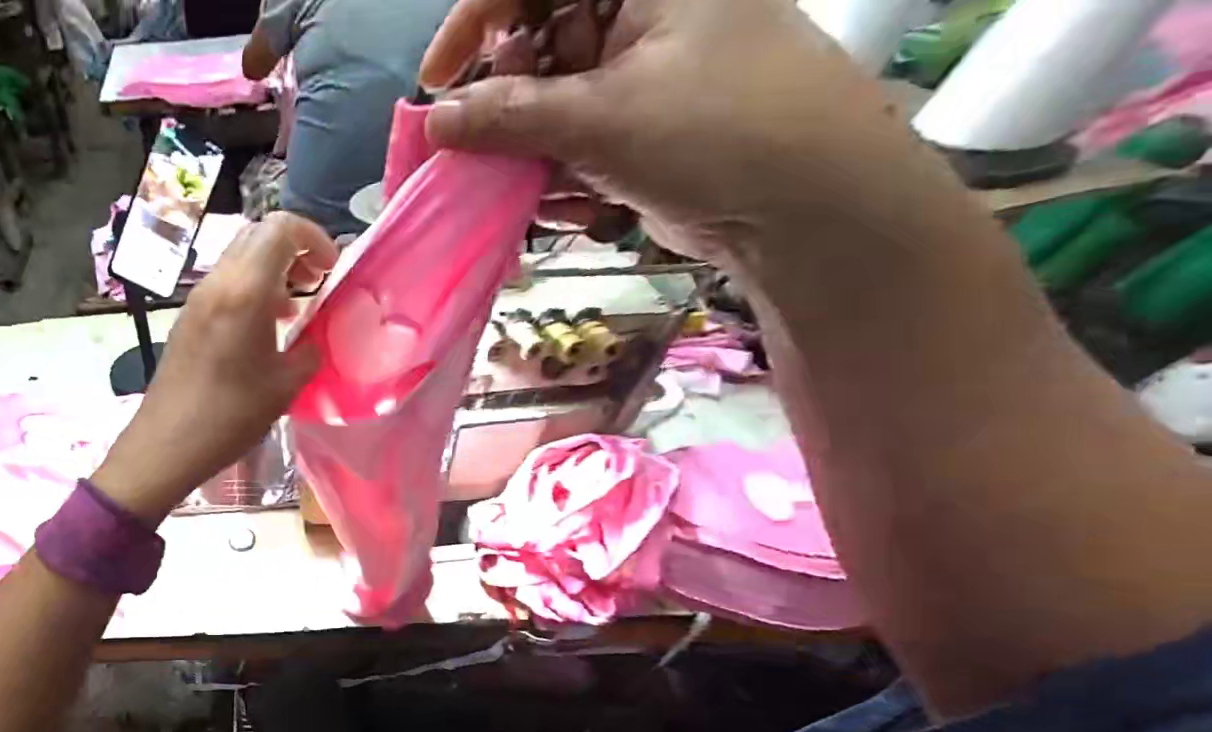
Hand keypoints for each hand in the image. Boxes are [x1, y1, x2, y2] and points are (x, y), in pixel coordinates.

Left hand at [92, 212, 336, 520]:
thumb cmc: (230, 416)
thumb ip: (310, 350)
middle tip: (314, 285)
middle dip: (293, 250)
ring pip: (239, 259)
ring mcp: (197, 300)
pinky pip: (224, 286)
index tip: (330, 270)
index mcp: (245, 290)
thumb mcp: (284, 386)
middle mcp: (217, 283)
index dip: (314, 238)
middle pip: (258, 236)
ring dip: (271, 271)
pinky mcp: (186, 319)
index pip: (281, 228)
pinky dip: (250, 291)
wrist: (167, 444)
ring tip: (292, 311)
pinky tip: (261, 332)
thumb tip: (314, 339)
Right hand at [418, 0, 963, 263]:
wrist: (802, 206)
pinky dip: (555, 177)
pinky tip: (565, 207)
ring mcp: (638, 74)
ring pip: (548, 104)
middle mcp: (640, 13)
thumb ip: (511, 117)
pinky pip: (571, 143)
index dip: (476, 21)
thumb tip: (436, 121)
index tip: (435, 82)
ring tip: (522, 193)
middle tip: (477, 153)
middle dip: (499, 104)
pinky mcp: (636, 130)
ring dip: (524, 153)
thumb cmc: (716, 130)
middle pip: (536, 45)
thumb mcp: (604, 116)